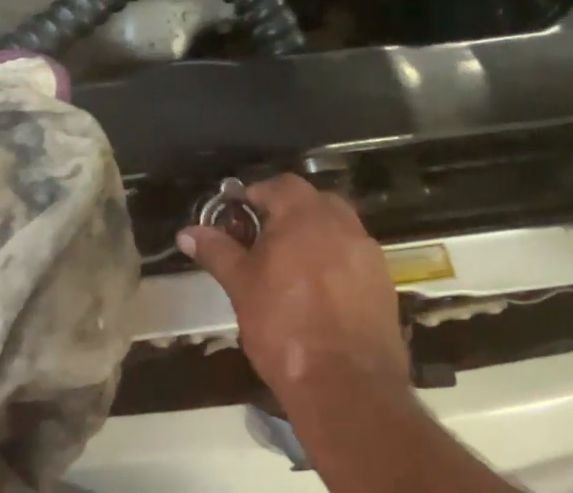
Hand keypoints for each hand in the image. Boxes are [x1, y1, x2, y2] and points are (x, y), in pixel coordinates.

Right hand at [177, 174, 410, 407]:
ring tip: (288, 267)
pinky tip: (316, 293)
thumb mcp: (240, 285)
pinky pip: (354, 260)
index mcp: (306, 217)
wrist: (347, 388)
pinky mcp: (385, 289)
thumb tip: (187, 232)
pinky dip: (335, 264)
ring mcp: (370, 259)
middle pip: (315, 202)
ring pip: (338, 230)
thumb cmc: (284, 326)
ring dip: (314, 237)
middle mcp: (344, 228)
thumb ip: (215, 251)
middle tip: (262, 238)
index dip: (255, 194)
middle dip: (288, 211)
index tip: (236, 216)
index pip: (280, 184)